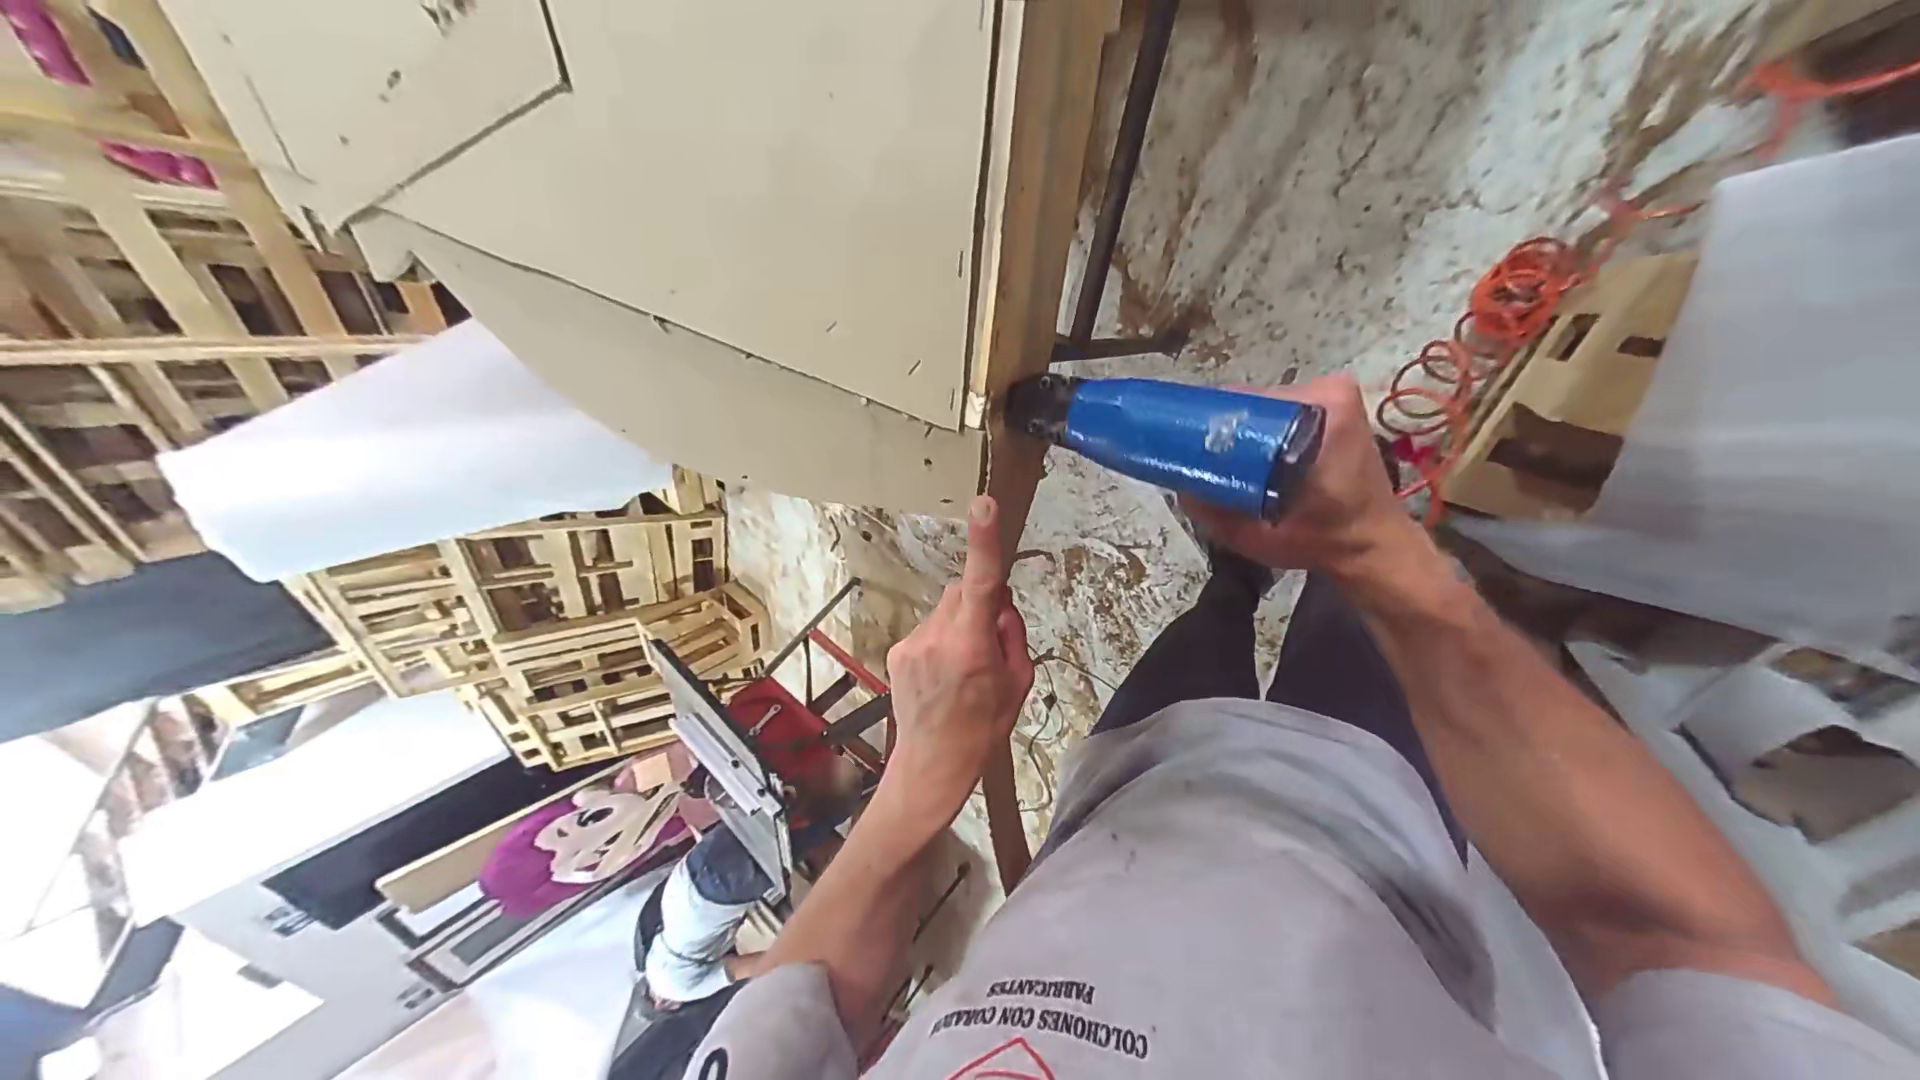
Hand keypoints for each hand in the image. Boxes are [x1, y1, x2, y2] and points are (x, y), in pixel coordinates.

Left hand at [882, 495, 1034, 826]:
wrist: (932, 764)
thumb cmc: (983, 728)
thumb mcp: (1018, 682)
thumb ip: (1012, 634)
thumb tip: (1000, 606)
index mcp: (972, 645)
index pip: (981, 581)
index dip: (984, 541)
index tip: (984, 504)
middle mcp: (937, 636)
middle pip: (961, 590)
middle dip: (977, 603)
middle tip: (987, 641)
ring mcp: (911, 642)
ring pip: (944, 609)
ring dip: (958, 623)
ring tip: (961, 666)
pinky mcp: (897, 649)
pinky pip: (927, 628)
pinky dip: (940, 638)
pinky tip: (941, 672)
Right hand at [1180, 375, 1417, 578]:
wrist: (1373, 545)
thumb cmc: (1322, 539)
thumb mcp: (1259, 535)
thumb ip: (1214, 513)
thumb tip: (1180, 485)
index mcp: (1319, 410)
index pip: (1242, 403)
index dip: (1207, 426)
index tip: (1185, 450)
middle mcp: (1328, 391)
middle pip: (1250, 402)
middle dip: (1222, 431)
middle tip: (1202, 465)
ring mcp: (1333, 394)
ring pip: (1261, 406)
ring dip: (1239, 434)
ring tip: (1223, 466)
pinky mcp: (1334, 405)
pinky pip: (1278, 412)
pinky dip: (1258, 433)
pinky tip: (1248, 461)